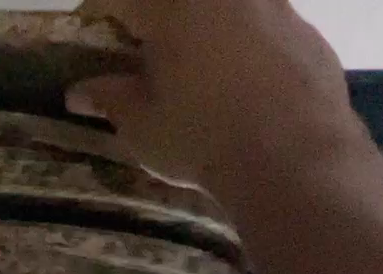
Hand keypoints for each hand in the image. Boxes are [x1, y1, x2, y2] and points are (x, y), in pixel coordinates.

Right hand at [68, 0, 374, 207]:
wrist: (288, 150)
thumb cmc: (196, 134)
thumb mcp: (137, 123)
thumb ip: (109, 98)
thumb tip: (79, 91)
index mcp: (178, 12)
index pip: (126, 2)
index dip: (101, 15)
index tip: (87, 34)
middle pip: (177, 4)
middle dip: (151, 21)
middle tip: (133, 54)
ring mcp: (273, 6)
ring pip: (221, 10)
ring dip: (195, 30)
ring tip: (180, 69)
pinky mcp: (303, 28)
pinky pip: (256, 22)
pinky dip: (231, 41)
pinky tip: (224, 82)